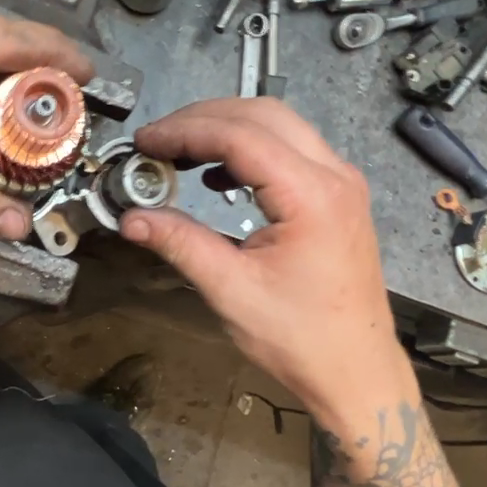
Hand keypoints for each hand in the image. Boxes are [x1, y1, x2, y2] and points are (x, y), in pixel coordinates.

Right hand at [118, 99, 415, 420]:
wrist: (354, 370)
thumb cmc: (298, 338)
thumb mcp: (231, 291)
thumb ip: (181, 244)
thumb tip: (131, 219)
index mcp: (311, 195)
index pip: (241, 136)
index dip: (185, 132)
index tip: (144, 143)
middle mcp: (334, 176)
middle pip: (264, 116)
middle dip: (203, 119)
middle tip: (156, 142)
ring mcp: (341, 184)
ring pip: (280, 127)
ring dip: (226, 130)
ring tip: (178, 154)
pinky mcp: (337, 199)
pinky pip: (290, 152)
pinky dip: (249, 151)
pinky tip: (217, 178)